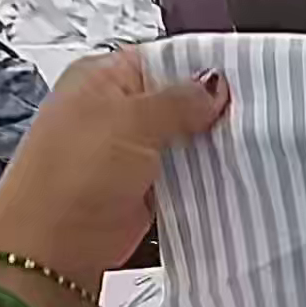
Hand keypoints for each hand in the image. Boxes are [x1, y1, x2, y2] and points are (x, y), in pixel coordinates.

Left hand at [0, 49, 230, 283]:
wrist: (57, 244)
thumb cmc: (72, 175)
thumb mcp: (131, 120)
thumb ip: (178, 101)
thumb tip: (215, 83)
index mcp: (105, 79)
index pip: (164, 62)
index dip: (201, 72)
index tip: (242, 85)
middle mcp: (119, 115)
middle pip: (180, 106)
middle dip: (211, 117)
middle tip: (248, 124)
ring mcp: (134, 157)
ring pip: (186, 148)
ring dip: (209, 155)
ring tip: (243, 154)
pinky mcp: (148, 194)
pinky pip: (186, 183)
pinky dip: (204, 185)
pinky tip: (227, 183)